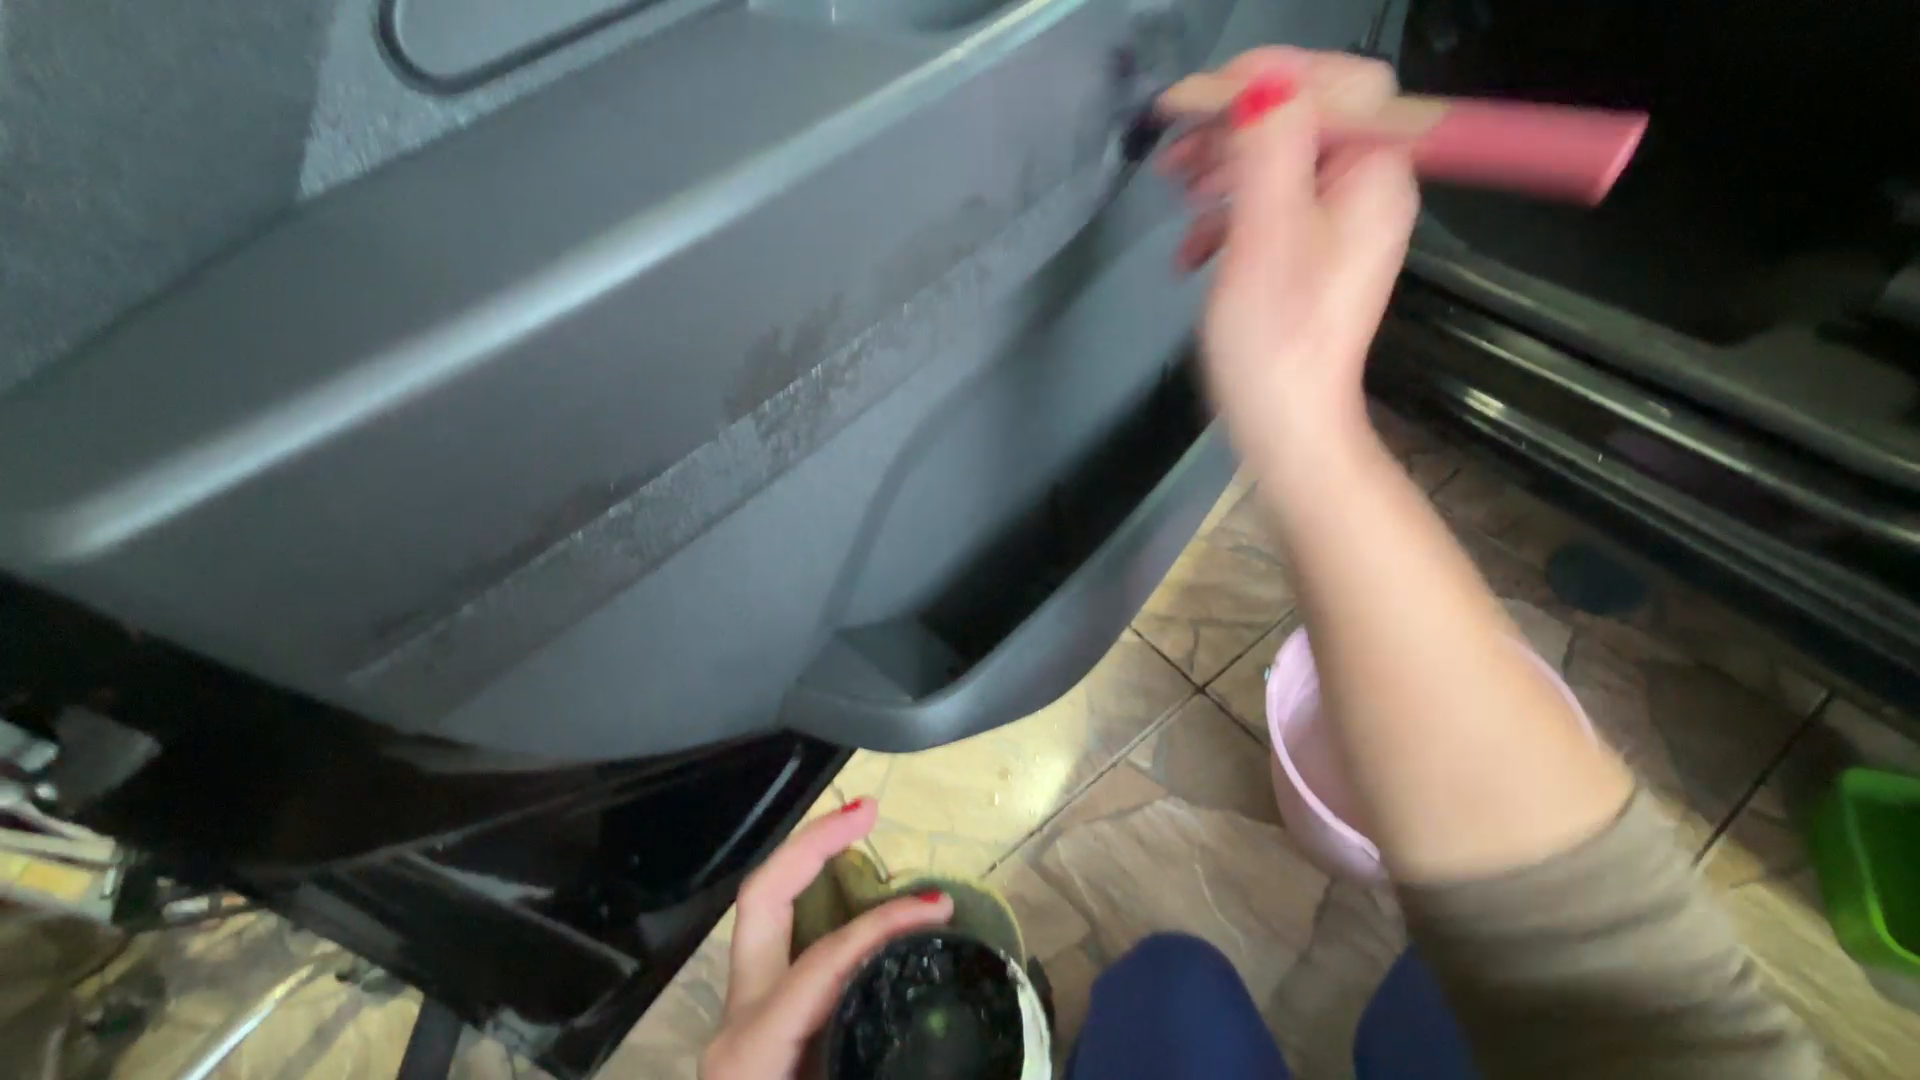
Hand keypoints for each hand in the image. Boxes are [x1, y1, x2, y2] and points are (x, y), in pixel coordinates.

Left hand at [702, 799, 954, 1079]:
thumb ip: (890, 1064)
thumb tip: (977, 1061)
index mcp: (755, 1048)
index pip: (826, 957)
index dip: (885, 923)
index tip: (939, 906)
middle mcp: (739, 1019)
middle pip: (764, 899)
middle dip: (814, 844)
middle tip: (869, 810)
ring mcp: (744, 1020)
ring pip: (768, 915)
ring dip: (813, 865)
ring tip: (863, 832)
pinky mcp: (760, 1027)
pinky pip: (786, 946)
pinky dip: (820, 908)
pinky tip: (857, 900)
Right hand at [1158, 48, 1419, 456]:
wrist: (1285, 425)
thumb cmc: (1277, 349)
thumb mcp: (1264, 238)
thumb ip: (1268, 151)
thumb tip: (1264, 85)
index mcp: (1371, 178)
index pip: (1334, 84)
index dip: (1264, 79)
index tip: (1197, 99)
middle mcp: (1365, 192)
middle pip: (1304, 119)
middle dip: (1234, 124)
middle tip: (1176, 144)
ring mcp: (1339, 224)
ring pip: (1280, 161)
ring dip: (1223, 169)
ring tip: (1177, 190)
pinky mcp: (1310, 255)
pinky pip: (1270, 207)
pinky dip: (1226, 215)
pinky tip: (1193, 246)